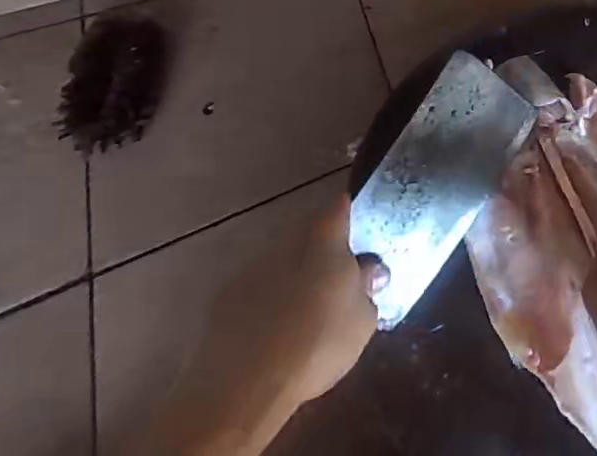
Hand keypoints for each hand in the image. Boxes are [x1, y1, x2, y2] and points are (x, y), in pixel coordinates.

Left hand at [136, 195, 387, 455]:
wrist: (245, 387)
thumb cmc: (318, 344)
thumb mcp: (362, 319)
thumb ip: (367, 287)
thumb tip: (370, 270)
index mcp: (325, 242)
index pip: (338, 209)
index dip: (347, 212)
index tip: (355, 221)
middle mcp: (287, 243)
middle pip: (307, 232)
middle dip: (321, 247)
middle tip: (335, 273)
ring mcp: (253, 269)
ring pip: (280, 259)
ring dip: (293, 272)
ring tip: (303, 305)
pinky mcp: (226, 298)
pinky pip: (256, 287)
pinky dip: (267, 298)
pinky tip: (273, 327)